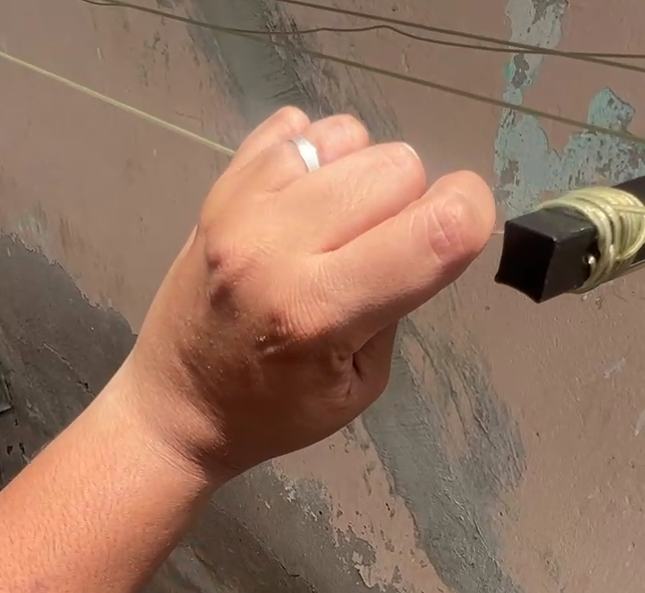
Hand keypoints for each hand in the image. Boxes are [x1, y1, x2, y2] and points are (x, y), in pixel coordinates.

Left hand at [111, 108, 494, 481]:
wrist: (176, 406)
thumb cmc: (272, 413)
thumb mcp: (359, 387)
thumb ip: (397, 306)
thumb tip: (419, 238)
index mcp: (322, 312)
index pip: (439, 227)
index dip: (469, 221)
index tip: (453, 244)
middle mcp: (280, 245)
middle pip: (399, 166)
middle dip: (408, 206)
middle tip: (374, 255)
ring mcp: (242, 207)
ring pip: (351, 135)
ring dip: (359, 179)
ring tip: (331, 231)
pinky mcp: (219, 186)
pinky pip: (299, 127)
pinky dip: (315, 160)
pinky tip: (297, 208)